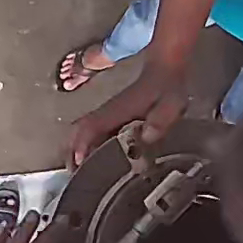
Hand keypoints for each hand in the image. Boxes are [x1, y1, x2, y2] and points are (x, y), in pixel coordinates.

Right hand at [67, 62, 189, 165]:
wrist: (164, 69)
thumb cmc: (166, 87)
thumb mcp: (170, 104)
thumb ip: (160, 121)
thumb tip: (146, 136)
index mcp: (119, 110)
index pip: (92, 126)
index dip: (83, 143)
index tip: (79, 161)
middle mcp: (109, 111)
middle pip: (80, 129)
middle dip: (72, 150)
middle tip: (74, 174)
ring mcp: (109, 112)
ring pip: (82, 129)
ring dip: (76, 147)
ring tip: (78, 170)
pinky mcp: (112, 115)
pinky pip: (91, 130)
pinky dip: (85, 143)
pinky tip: (92, 157)